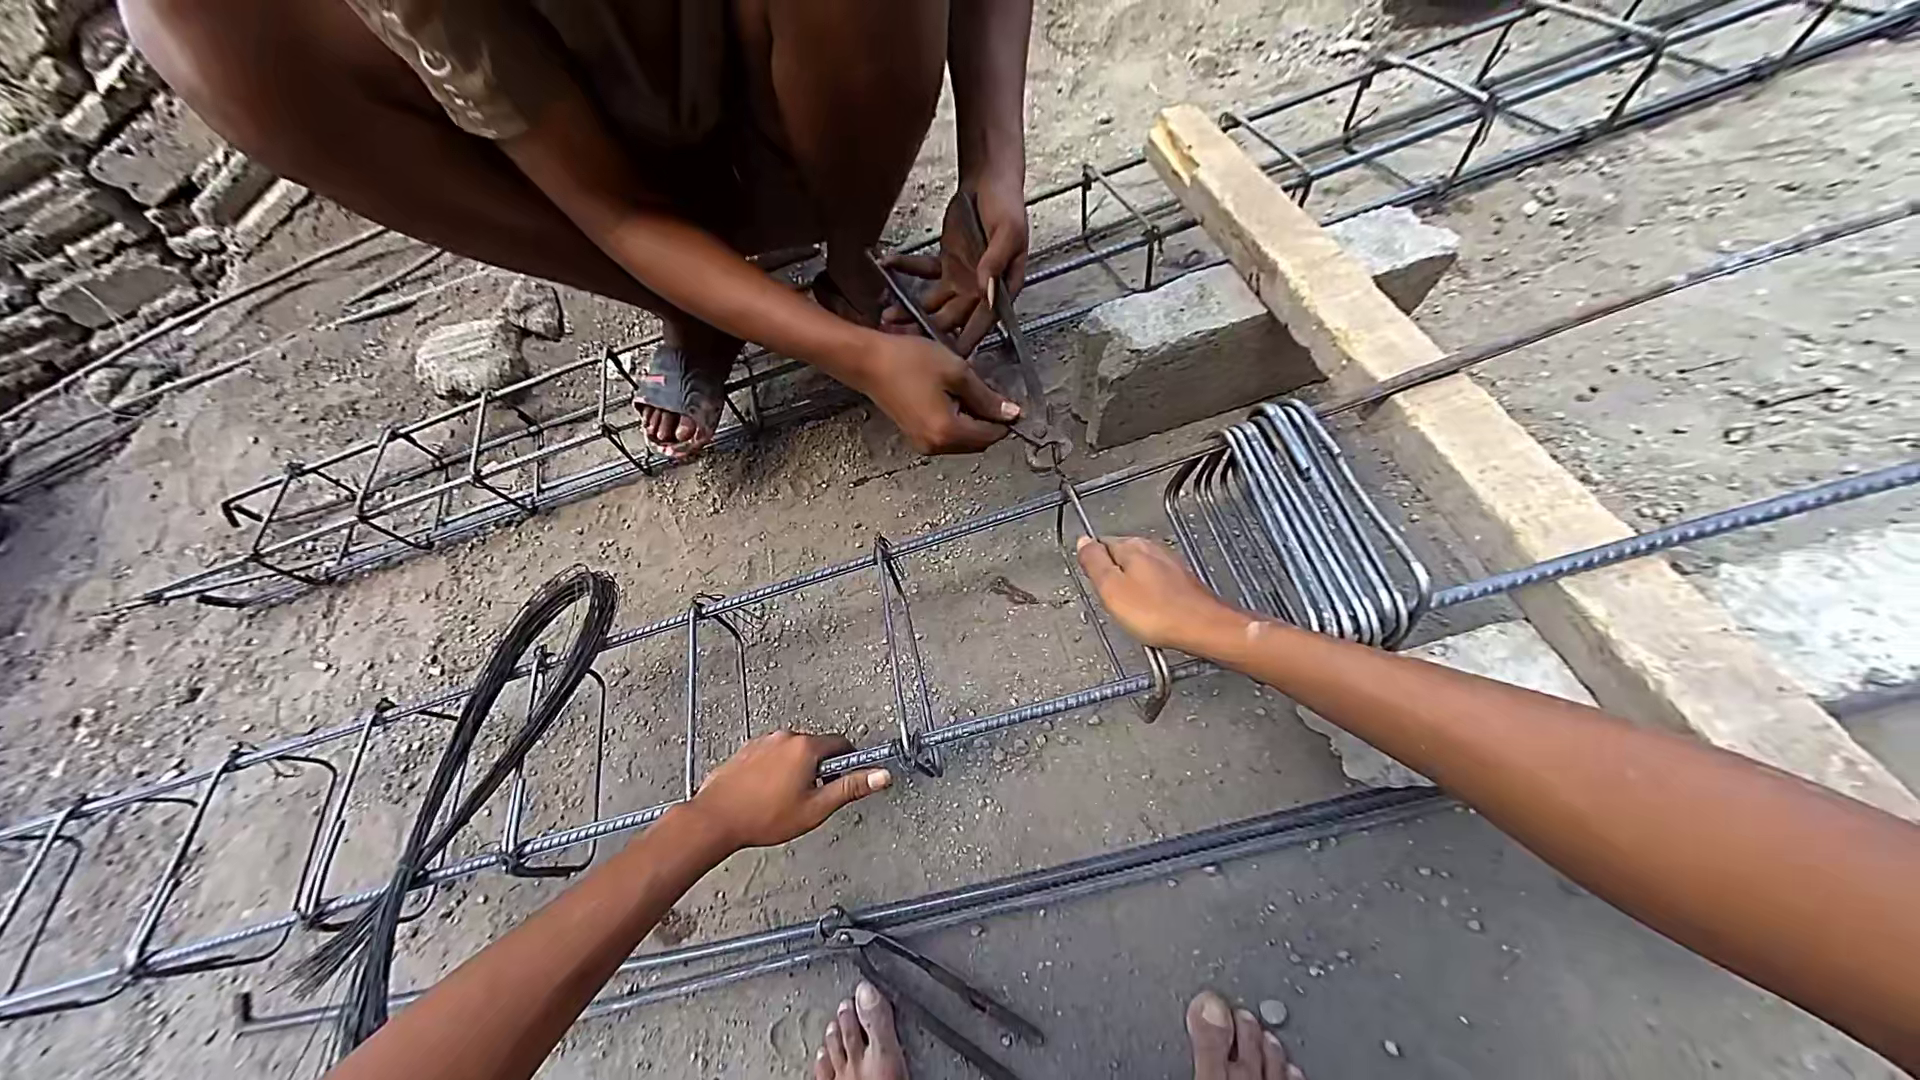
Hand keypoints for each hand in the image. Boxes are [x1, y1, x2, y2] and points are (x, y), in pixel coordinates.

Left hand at [685, 730, 891, 849]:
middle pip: (817, 748)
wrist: (715, 819)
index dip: (848, 763)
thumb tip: (880, 776)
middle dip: (819, 770)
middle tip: (811, 798)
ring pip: (793, 753)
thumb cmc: (762, 816)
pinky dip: (775, 771)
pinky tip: (766, 794)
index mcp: (806, 747)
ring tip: (785, 800)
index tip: (846, 778)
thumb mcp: (816, 808)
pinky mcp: (747, 750)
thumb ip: (851, 788)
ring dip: (796, 770)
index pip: (842, 744)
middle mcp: (786, 738)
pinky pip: (771, 756)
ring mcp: (764, 742)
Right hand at [851, 332, 1019, 453]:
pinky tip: (953, 398)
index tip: (1012, 402)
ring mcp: (923, 444)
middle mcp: (935, 445)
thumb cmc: (906, 361)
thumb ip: (986, 396)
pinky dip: (957, 423)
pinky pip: (947, 436)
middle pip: (978, 442)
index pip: (990, 435)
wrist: (868, 362)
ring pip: (963, 441)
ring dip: (973, 422)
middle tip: (991, 393)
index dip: (1005, 419)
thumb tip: (1009, 412)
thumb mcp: (956, 372)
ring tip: (968, 392)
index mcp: (947, 431)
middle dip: (989, 422)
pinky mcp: (916, 436)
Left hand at [880, 176, 1028, 354]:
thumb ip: (995, 262)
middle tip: (905, 338)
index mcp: (1001, 288)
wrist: (991, 178)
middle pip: (953, 318)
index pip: (985, 320)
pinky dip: (906, 268)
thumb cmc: (1007, 205)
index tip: (953, 355)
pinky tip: (888, 264)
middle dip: (929, 330)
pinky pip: (923, 272)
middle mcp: (980, 290)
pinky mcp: (945, 264)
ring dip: (912, 310)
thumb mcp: (1008, 232)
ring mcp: (961, 279)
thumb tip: (984, 290)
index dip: (969, 338)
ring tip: (888, 316)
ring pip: (934, 303)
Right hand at [1074, 535, 1246, 653]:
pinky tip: (1150, 612)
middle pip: (1120, 557)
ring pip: (1138, 571)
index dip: (1092, 565)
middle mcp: (1153, 549)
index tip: (1095, 584)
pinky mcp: (1181, 582)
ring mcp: (1170, 564)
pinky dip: (1148, 597)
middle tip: (1112, 601)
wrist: (1203, 628)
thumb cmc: (1158, 612)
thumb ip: (1094, 562)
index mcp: (1132, 547)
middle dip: (1112, 577)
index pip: (1100, 543)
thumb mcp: (1111, 588)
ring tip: (1131, 610)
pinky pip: (1155, 584)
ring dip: (1131, 588)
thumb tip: (1083, 542)